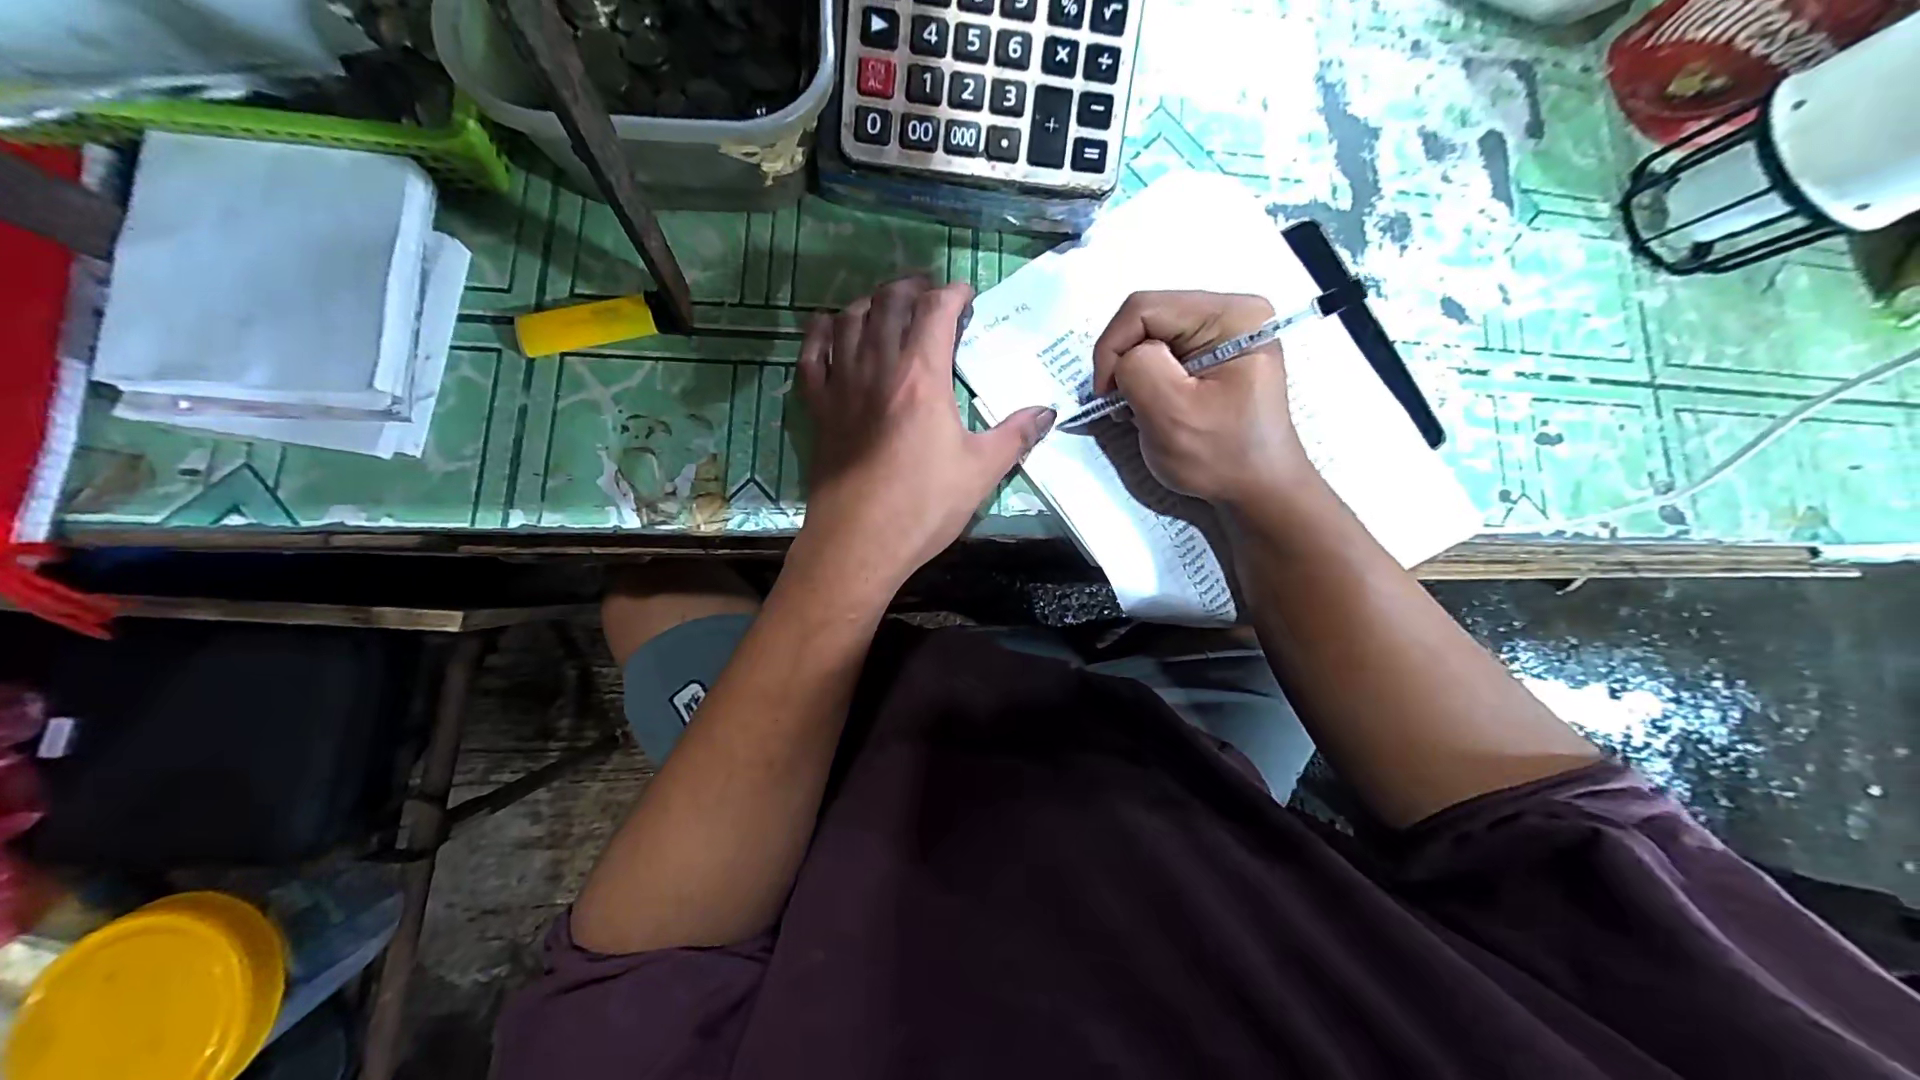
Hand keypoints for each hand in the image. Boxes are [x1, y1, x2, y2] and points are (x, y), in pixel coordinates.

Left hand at [796, 278, 1055, 593]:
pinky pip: (812, 355)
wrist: (859, 542)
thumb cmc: (923, 505)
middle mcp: (878, 367)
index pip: (935, 311)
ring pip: (849, 320)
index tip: (967, 295)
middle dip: (911, 288)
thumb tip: (1047, 412)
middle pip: (889, 303)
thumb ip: (1015, 435)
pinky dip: (822, 333)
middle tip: (928, 293)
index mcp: (922, 376)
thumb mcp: (981, 471)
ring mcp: (842, 385)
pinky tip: (831, 328)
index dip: (953, 293)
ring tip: (887, 306)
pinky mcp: (819, 408)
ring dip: (870, 302)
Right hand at [1091, 290, 1313, 508]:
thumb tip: (1125, 360)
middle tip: (1123, 407)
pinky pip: (1166, 353)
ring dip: (1135, 374)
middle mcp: (1233, 312)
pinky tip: (1155, 406)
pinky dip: (1149, 380)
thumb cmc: (1221, 456)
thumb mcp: (1171, 413)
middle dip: (1125, 362)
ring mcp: (1227, 333)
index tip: (1107, 396)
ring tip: (1140, 410)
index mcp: (1232, 315)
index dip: (1112, 349)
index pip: (1143, 308)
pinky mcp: (1217, 354)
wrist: (1260, 492)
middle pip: (1148, 319)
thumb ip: (1139, 369)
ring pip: (1152, 337)